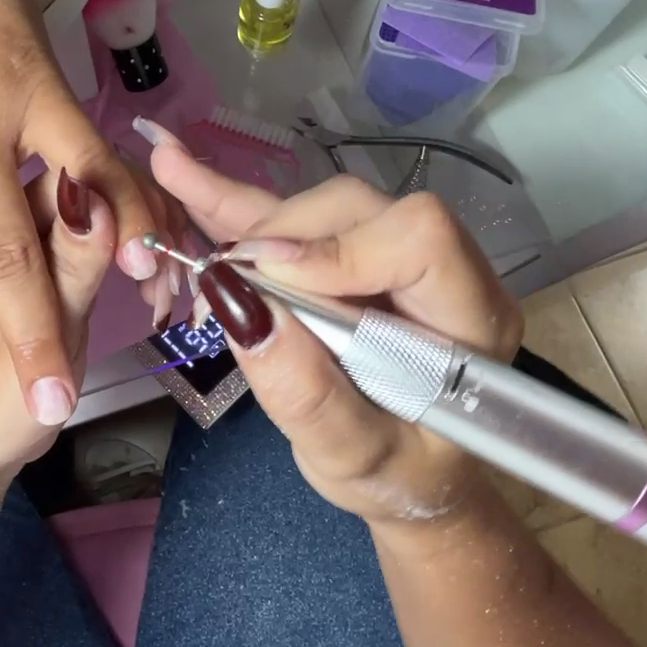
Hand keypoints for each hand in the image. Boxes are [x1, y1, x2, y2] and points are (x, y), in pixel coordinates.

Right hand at [145, 122, 521, 524]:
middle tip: (218, 285)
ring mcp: (388, 252)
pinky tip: (177, 168)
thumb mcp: (354, 459)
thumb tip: (237, 305)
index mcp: (469, 315)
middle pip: (358, 210)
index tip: (264, 282)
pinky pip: (288, 218)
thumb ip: (306, 394)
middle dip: (278, 239)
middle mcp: (438, 267)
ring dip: (247, 222)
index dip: (336, 249)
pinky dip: (231, 203)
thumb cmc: (397, 477)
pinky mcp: (343, 253)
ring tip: (183, 219)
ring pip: (316, 205)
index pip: (417, 238)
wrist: (403, 471)